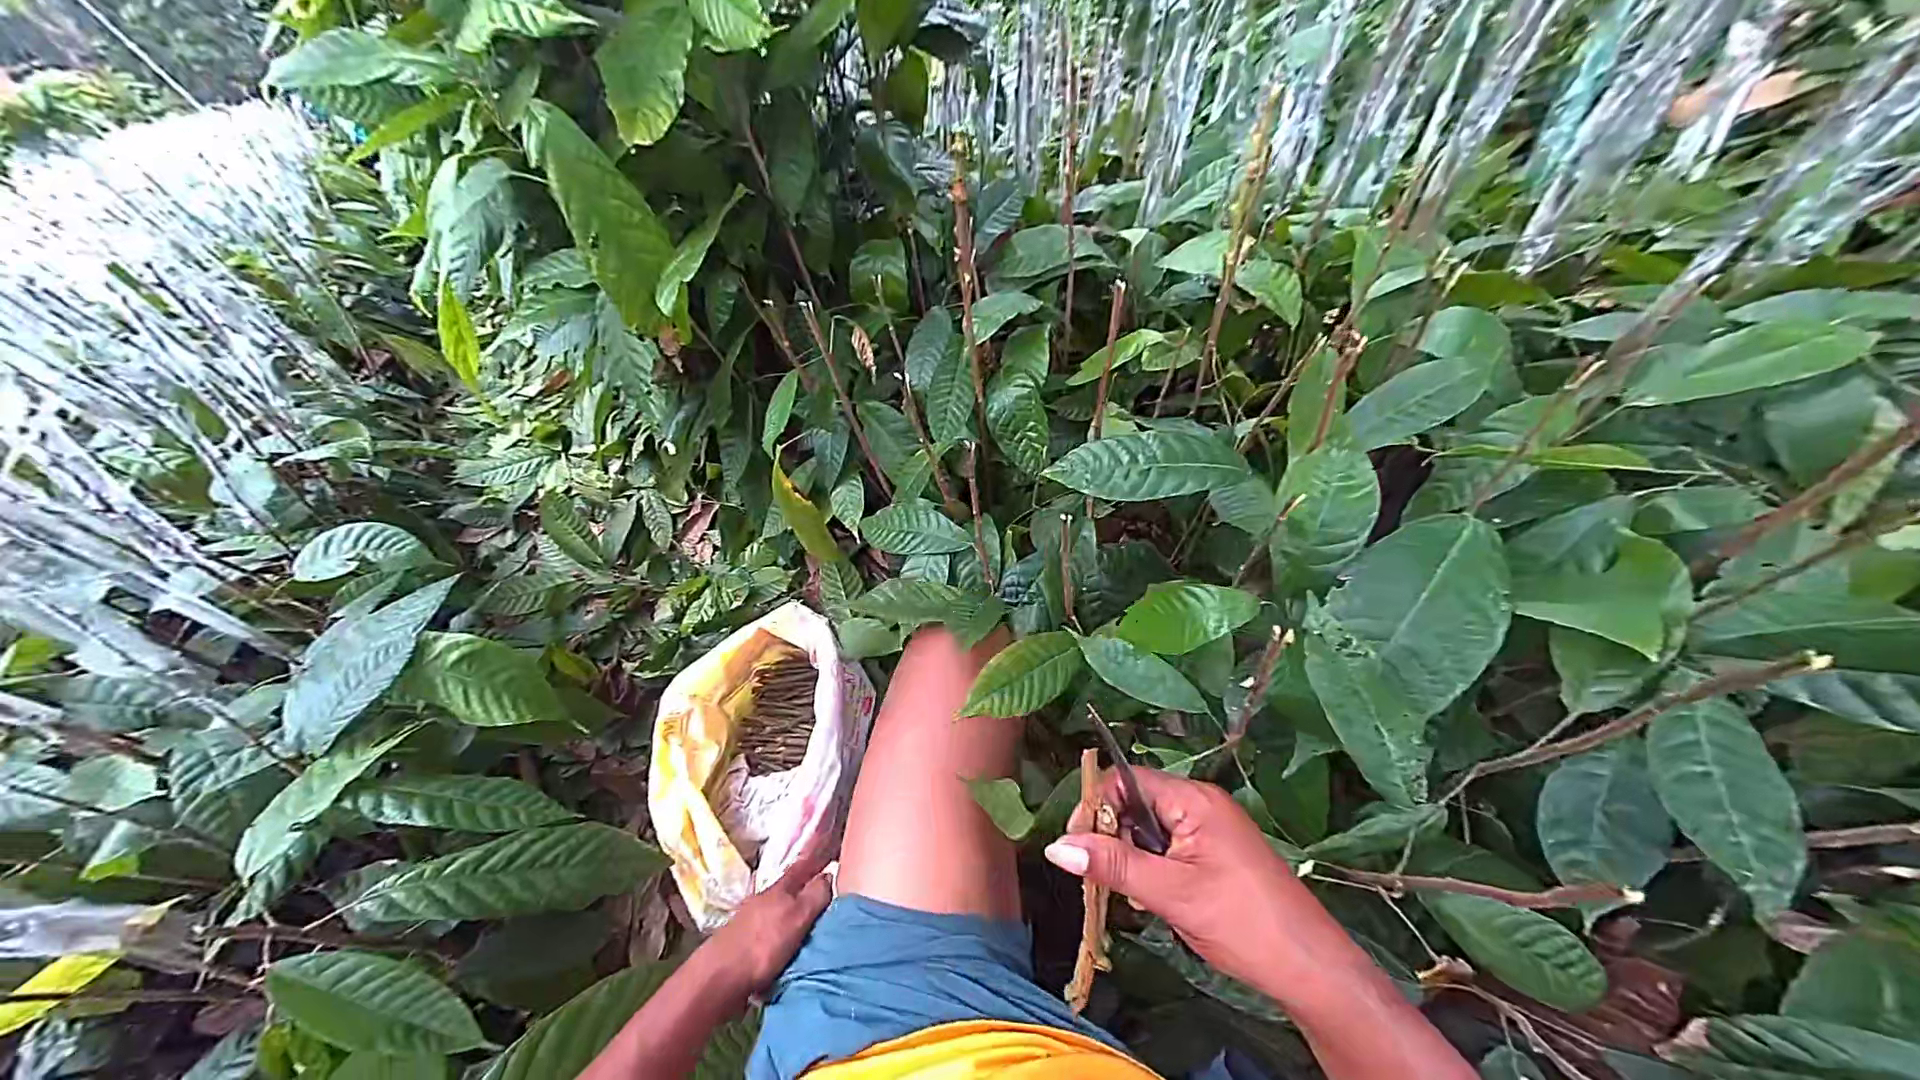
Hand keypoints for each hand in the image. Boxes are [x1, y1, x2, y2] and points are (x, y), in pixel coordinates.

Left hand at [705, 845, 834, 994]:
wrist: (717, 979)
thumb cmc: (763, 945)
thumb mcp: (797, 917)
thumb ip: (814, 895)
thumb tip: (829, 874)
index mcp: (779, 889)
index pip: (801, 868)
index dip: (815, 862)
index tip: (830, 859)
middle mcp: (763, 900)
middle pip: (789, 891)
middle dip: (805, 891)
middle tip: (827, 898)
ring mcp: (749, 922)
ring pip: (778, 914)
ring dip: (792, 918)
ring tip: (810, 929)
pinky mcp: (742, 946)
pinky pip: (768, 937)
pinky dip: (779, 940)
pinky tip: (785, 951)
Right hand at [1044, 768, 1369, 1006]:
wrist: (1312, 969)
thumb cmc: (1244, 923)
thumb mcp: (1170, 893)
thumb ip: (1113, 865)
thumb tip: (1056, 846)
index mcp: (1193, 798)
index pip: (1125, 779)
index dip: (1095, 806)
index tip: (1078, 844)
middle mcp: (1200, 803)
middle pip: (1135, 802)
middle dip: (1113, 837)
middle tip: (1106, 878)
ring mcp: (1210, 828)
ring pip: (1149, 828)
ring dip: (1132, 857)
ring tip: (1135, 895)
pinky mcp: (1215, 852)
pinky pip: (1168, 846)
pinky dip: (1153, 868)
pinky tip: (1155, 899)